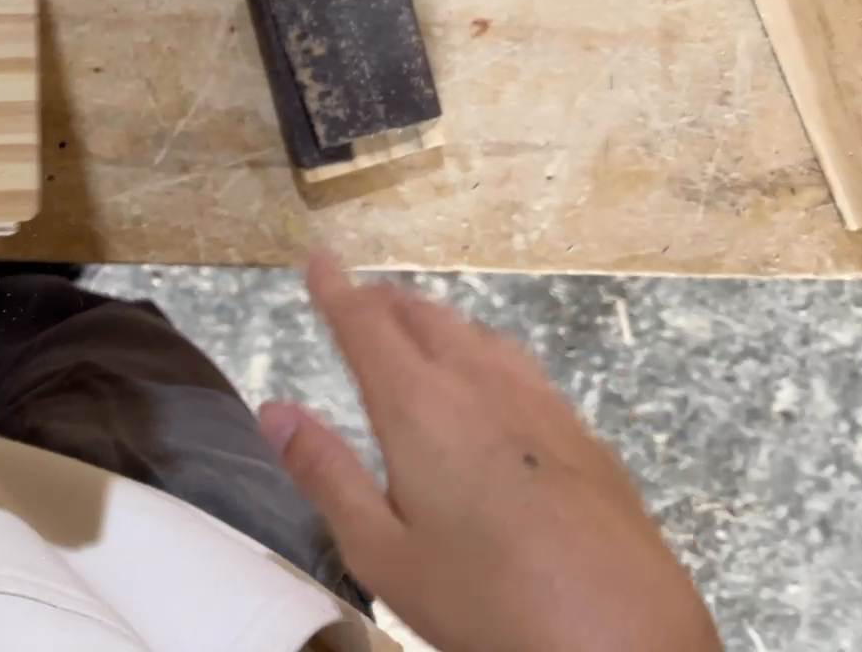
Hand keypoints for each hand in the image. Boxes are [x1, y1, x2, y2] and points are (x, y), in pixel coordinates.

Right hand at [260, 252, 720, 651]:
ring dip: (434, 320)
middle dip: (382, 298)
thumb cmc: (488, 606)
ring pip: (477, 336)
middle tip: (355, 295)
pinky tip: (489, 386)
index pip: (364, 323)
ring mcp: (543, 413)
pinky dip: (482, 351)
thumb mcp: (380, 551)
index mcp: (419, 407)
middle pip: (424, 317)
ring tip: (412, 327)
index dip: (335, 286)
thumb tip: (273, 410)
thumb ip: (323, 472)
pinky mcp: (588, 445)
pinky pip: (522, 369)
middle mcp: (481, 390)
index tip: (318, 256)